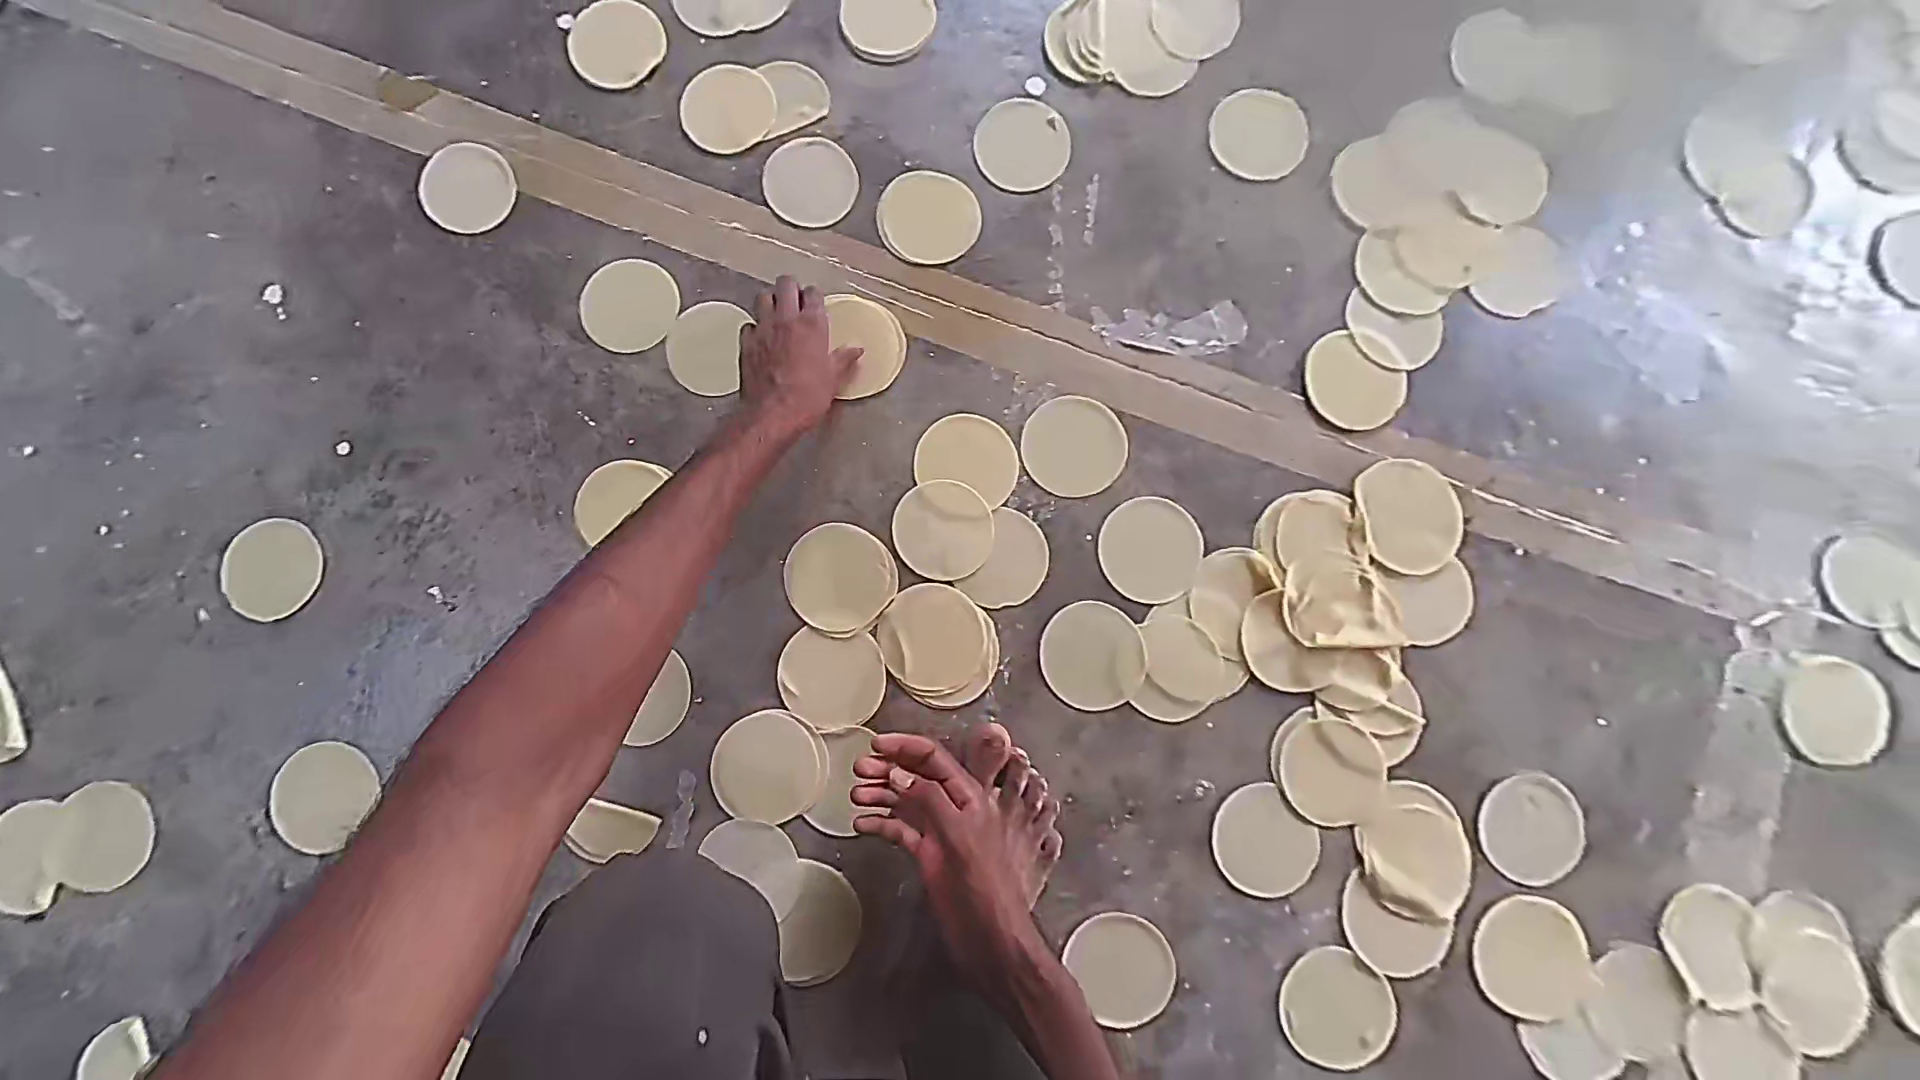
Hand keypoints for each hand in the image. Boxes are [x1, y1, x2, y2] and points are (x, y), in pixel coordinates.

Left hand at [737, 276, 861, 439]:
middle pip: (785, 284)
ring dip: (771, 301)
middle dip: (791, 288)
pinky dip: (756, 327)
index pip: (813, 294)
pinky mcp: (746, 343)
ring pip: (762, 297)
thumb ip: (844, 359)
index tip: (817, 306)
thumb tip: (857, 349)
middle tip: (796, 301)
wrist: (773, 414)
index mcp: (811, 325)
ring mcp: (762, 329)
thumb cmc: (808, 396)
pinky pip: (749, 324)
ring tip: (778, 315)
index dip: (815, 297)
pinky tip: (762, 339)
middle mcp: (786, 319)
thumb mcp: (833, 379)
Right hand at [851, 732, 1056, 1004]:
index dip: (905, 746)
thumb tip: (899, 772)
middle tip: (859, 769)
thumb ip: (930, 799)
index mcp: (967, 794)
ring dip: (881, 795)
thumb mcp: (958, 834)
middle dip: (887, 768)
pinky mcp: (929, 854)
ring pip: (906, 802)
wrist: (991, 937)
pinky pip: (902, 830)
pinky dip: (882, 823)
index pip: (933, 757)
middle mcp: (952, 807)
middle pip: (916, 777)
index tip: (876, 743)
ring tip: (856, 795)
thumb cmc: (983, 884)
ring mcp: (940, 830)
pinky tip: (863, 824)